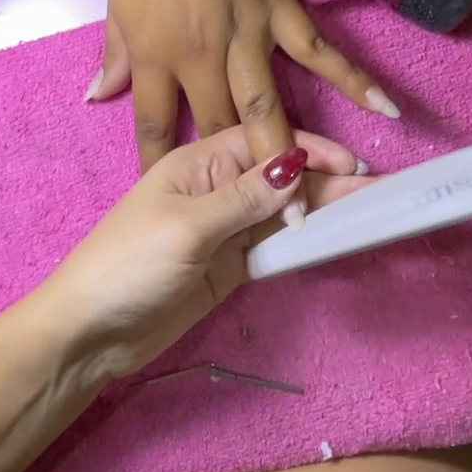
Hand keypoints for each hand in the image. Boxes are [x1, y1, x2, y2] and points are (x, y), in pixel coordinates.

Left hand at [41, 126, 370, 383]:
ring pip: (282, 212)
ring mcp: (224, 229)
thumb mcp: (187, 226)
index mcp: (199, 163)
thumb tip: (295, 167)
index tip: (352, 165)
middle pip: (279, 177)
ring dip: (321, 212)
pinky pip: (273, 247)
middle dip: (326, 181)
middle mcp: (216, 189)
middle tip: (379, 191)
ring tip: (371, 212)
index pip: (263, 142)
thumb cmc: (129, 264)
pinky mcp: (229, 266)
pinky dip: (303, 243)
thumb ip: (243, 200)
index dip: (308, 150)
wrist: (92, 329)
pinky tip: (334, 240)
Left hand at [94, 0, 397, 181]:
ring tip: (315, 206)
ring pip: (269, 110)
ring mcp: (246, 35)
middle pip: (219, 132)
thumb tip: (99, 97)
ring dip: (290, 161)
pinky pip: (320, 54)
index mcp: (154, 54)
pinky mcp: (282, 10)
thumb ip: (116, 52)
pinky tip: (386, 111)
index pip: (156, 127)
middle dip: (236, 184)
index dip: (158, 166)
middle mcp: (201, 56)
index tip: (164, 206)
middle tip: (260, 230)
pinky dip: (354, 81)